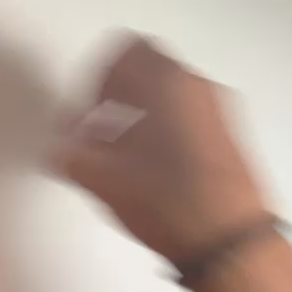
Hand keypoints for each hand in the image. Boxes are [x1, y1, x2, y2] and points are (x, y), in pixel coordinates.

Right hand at [60, 37, 271, 265]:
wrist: (228, 242)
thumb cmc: (164, 201)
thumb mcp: (100, 178)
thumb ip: (71, 154)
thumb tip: (62, 148)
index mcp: (166, 84)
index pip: (124, 50)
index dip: (93, 77)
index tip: (80, 112)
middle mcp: (197, 87)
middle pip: (146, 69)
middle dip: (111, 96)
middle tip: (90, 131)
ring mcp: (218, 110)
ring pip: (165, 94)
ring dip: (133, 113)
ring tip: (113, 155)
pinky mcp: (227, 136)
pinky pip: (183, 115)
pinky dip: (156, 128)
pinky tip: (142, 168)